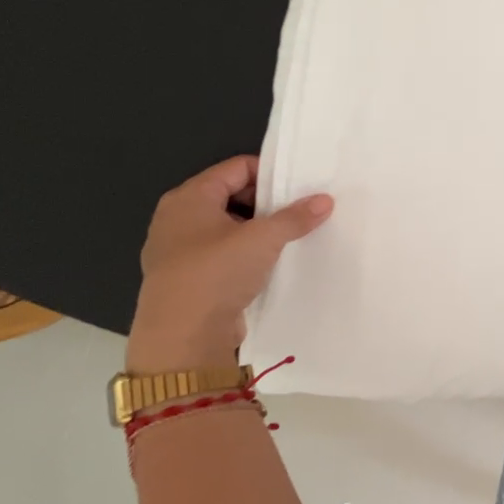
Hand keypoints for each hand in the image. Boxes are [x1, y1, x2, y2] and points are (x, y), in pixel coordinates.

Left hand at [126, 156, 332, 373]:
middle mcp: (178, 217)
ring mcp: (180, 248)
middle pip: (232, 195)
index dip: (271, 172)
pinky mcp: (188, 276)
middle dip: (268, 202)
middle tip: (302, 211)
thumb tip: (324, 200)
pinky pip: (224, 252)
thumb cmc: (216, 273)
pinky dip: (247, 252)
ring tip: (292, 237)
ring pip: (229, 225)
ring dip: (259, 229)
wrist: (182, 335)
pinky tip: (271, 263)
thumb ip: (295, 217)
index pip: (236, 168)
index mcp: (189, 198)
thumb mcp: (263, 239)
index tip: (302, 186)